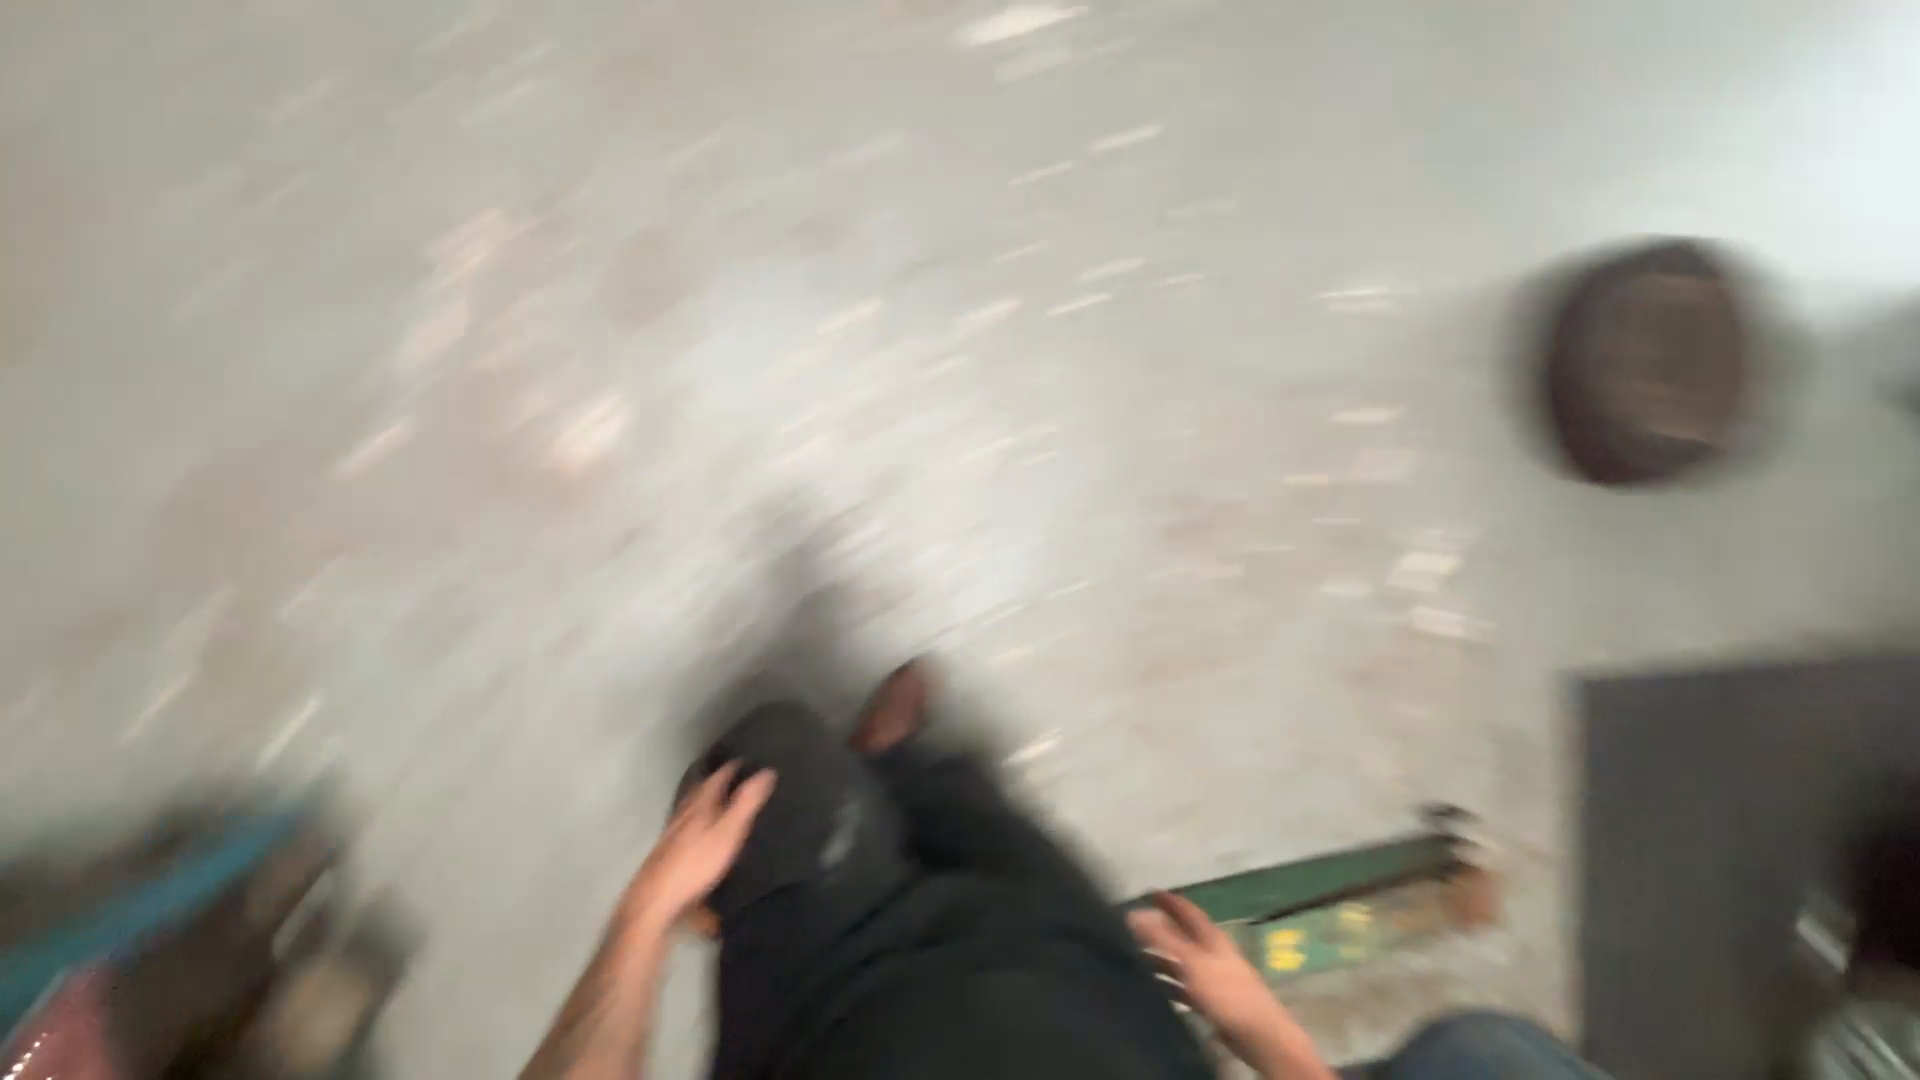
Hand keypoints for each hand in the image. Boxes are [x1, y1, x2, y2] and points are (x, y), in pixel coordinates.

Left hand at [622, 762, 775, 933]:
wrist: (654, 902)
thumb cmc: (695, 864)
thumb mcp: (728, 832)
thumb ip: (746, 803)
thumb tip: (766, 771)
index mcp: (698, 807)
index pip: (716, 779)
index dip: (730, 769)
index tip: (742, 760)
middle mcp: (682, 817)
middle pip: (698, 795)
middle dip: (713, 785)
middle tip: (728, 778)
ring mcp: (671, 838)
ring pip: (689, 814)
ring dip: (702, 806)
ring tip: (715, 804)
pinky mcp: (665, 858)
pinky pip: (684, 834)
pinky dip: (695, 829)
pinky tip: (698, 841)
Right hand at [1128, 890, 1325, 1075]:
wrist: (1259, 1035)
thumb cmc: (1227, 991)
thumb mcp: (1192, 961)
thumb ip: (1164, 938)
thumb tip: (1135, 913)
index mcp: (1211, 937)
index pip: (1187, 910)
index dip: (1169, 900)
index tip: (1148, 892)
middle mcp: (1211, 952)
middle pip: (1182, 935)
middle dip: (1160, 930)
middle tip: (1132, 927)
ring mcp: (1212, 976)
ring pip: (1181, 961)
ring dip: (1160, 958)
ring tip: (1134, 958)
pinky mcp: (1211, 1001)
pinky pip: (1184, 986)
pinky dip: (1168, 983)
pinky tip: (1152, 988)